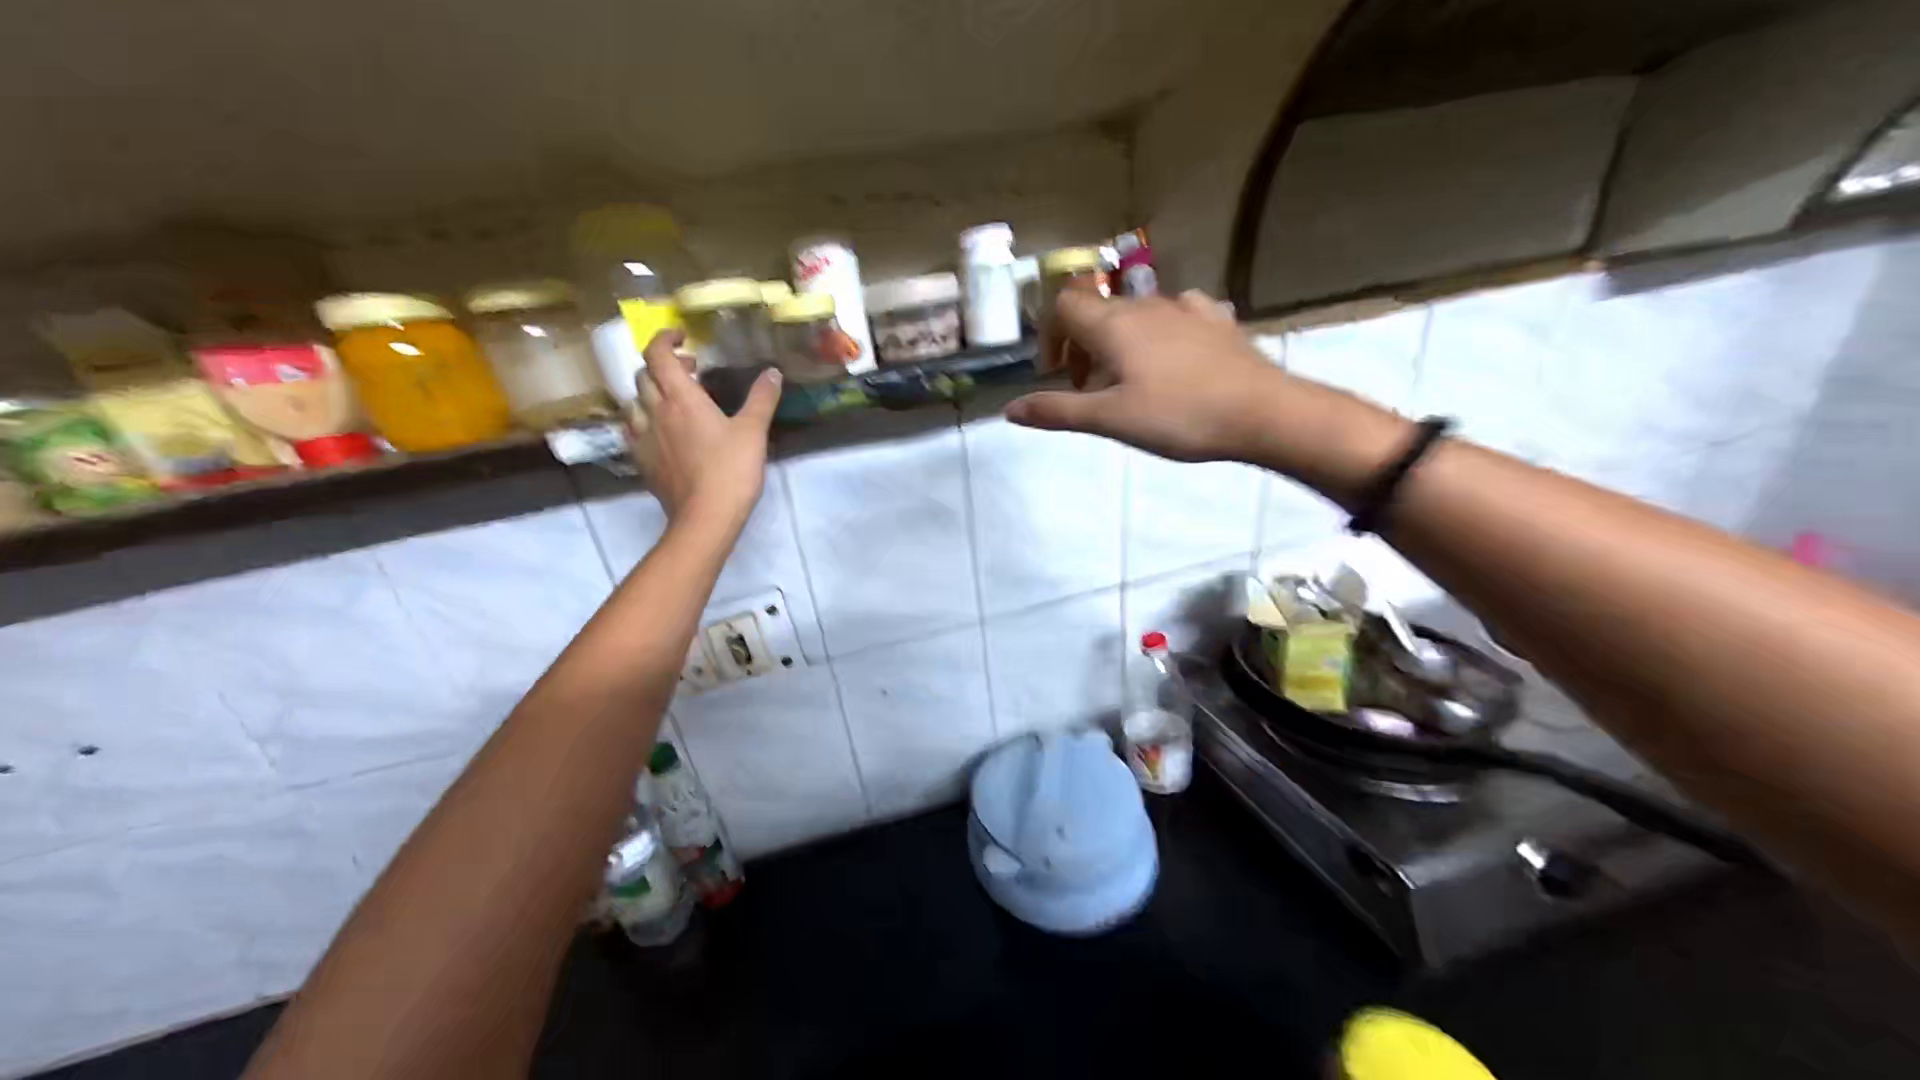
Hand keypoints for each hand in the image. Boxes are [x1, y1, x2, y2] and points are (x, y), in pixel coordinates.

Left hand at [628, 331, 780, 526]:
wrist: (705, 517)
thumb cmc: (731, 470)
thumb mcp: (753, 431)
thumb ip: (762, 398)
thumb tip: (773, 372)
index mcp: (681, 398)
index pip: (657, 355)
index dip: (665, 339)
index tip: (683, 338)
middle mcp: (655, 412)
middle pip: (643, 376)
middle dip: (663, 367)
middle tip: (690, 372)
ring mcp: (644, 438)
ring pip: (634, 403)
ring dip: (650, 394)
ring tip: (672, 401)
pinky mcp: (642, 462)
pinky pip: (633, 432)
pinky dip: (644, 422)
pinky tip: (661, 433)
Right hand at [1007, 289, 1287, 461]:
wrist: (1262, 412)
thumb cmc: (1179, 416)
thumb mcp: (1110, 420)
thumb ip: (1058, 410)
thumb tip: (1010, 409)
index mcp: (1113, 324)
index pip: (1063, 306)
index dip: (1050, 336)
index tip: (1055, 374)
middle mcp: (1145, 304)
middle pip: (1097, 310)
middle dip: (1082, 345)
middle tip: (1088, 388)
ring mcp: (1185, 308)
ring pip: (1136, 312)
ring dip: (1119, 341)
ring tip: (1129, 380)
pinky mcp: (1217, 320)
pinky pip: (1177, 314)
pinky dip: (1161, 333)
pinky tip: (1173, 358)